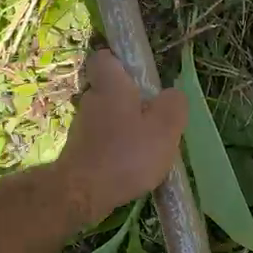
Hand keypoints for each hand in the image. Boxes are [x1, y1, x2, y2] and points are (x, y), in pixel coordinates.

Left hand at [58, 48, 188, 221]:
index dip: (120, 64)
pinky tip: (132, 169)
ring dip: (125, 130)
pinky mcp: (79, 152)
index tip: (139, 79)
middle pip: (111, 92)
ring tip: (147, 152)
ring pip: (108, 119)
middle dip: (131, 103)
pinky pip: (102, 142)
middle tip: (154, 122)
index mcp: (111, 86)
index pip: (105, 58)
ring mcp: (81, 128)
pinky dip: (116, 151)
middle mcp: (91, 101)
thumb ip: (173, 105)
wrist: (82, 194)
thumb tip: (172, 95)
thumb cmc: (127, 154)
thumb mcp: (165, 128)